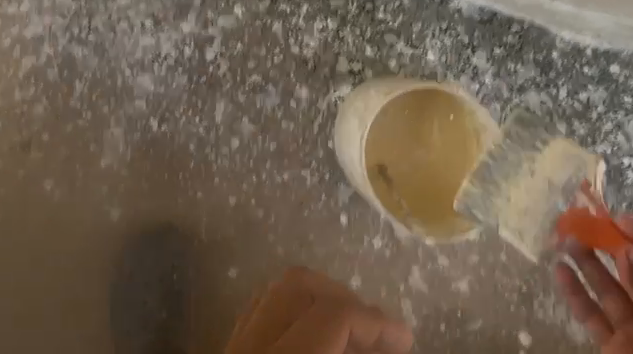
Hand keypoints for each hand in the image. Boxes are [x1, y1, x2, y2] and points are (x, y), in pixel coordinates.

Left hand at [226, 266, 413, 353]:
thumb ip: (357, 352)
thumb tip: (391, 343)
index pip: (332, 316)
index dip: (377, 323)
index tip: (406, 339)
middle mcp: (250, 343)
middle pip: (297, 285)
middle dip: (344, 298)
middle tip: (376, 330)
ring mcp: (233, 344)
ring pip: (274, 292)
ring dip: (317, 299)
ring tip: (350, 329)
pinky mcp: (226, 349)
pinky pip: (257, 312)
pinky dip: (290, 313)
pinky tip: (314, 335)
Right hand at [554, 216, 632, 353]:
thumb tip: (628, 249)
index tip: (621, 220)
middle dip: (612, 248)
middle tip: (585, 222)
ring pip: (611, 291)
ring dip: (589, 264)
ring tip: (565, 238)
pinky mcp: (615, 348)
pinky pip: (594, 315)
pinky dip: (576, 293)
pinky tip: (560, 271)